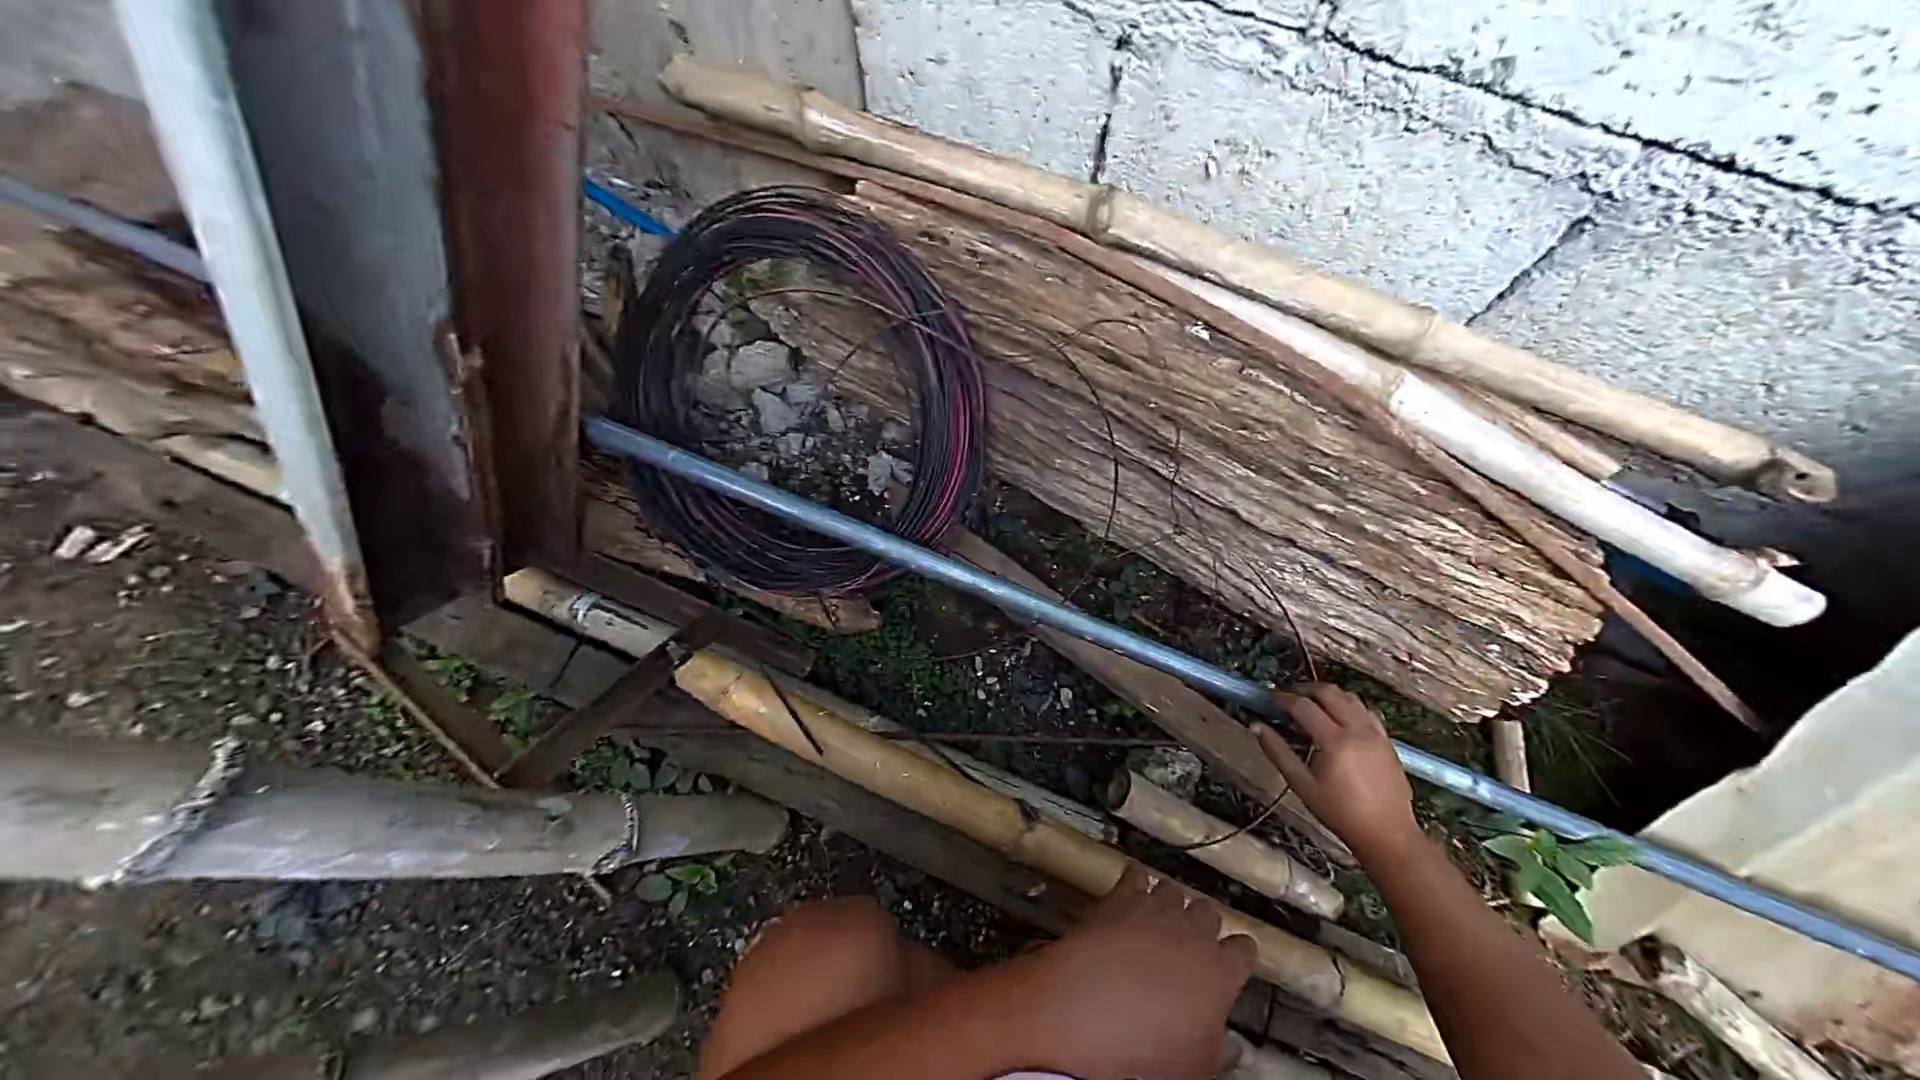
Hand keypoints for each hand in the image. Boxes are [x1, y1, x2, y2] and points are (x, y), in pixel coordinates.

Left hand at [1012, 864, 1255, 1079]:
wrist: (1088, 1011)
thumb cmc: (1143, 1045)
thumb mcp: (1196, 1062)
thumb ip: (1217, 1044)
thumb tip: (1228, 1049)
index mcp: (1220, 971)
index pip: (1243, 951)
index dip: (1238, 955)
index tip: (1234, 957)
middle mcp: (1191, 931)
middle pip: (1208, 912)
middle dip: (1202, 923)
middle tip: (1193, 937)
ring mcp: (1155, 909)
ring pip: (1173, 890)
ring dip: (1170, 901)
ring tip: (1163, 913)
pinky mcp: (1120, 896)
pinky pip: (1135, 875)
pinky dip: (1136, 879)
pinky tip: (1133, 883)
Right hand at [1254, 683, 1420, 860]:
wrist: (1387, 834)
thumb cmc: (1340, 812)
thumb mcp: (1301, 784)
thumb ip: (1277, 751)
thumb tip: (1256, 726)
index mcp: (1335, 741)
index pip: (1303, 706)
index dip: (1283, 698)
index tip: (1270, 698)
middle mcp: (1358, 730)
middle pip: (1329, 692)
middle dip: (1305, 689)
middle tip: (1288, 696)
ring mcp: (1376, 734)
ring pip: (1350, 697)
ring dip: (1327, 694)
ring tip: (1311, 704)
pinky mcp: (1387, 741)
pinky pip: (1365, 710)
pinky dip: (1348, 705)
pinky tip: (1338, 718)